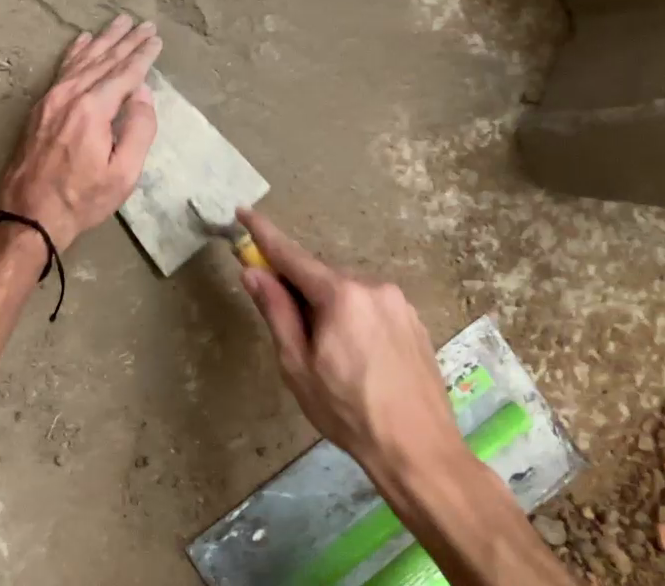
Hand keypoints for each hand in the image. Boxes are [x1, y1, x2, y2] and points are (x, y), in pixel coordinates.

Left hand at [0, 15, 161, 250]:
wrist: (27, 213)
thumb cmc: (81, 199)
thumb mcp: (122, 173)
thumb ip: (138, 129)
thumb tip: (142, 93)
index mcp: (92, 109)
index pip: (124, 74)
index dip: (143, 55)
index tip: (156, 39)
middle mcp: (69, 95)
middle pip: (103, 60)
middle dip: (126, 40)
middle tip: (143, 22)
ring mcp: (50, 99)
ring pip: (81, 60)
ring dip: (102, 40)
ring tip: (118, 22)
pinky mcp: (40, 107)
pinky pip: (62, 69)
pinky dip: (75, 52)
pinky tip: (82, 40)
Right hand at [235, 210, 464, 475]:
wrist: (421, 452)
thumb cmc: (348, 411)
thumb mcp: (297, 365)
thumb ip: (276, 311)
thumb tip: (253, 272)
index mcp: (341, 295)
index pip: (291, 256)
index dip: (263, 234)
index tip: (242, 211)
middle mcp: (373, 288)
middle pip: (319, 277)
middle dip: (297, 289)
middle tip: (288, 330)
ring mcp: (398, 304)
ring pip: (345, 292)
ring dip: (326, 307)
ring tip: (326, 355)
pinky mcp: (413, 322)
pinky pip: (368, 306)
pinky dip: (350, 317)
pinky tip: (353, 356)